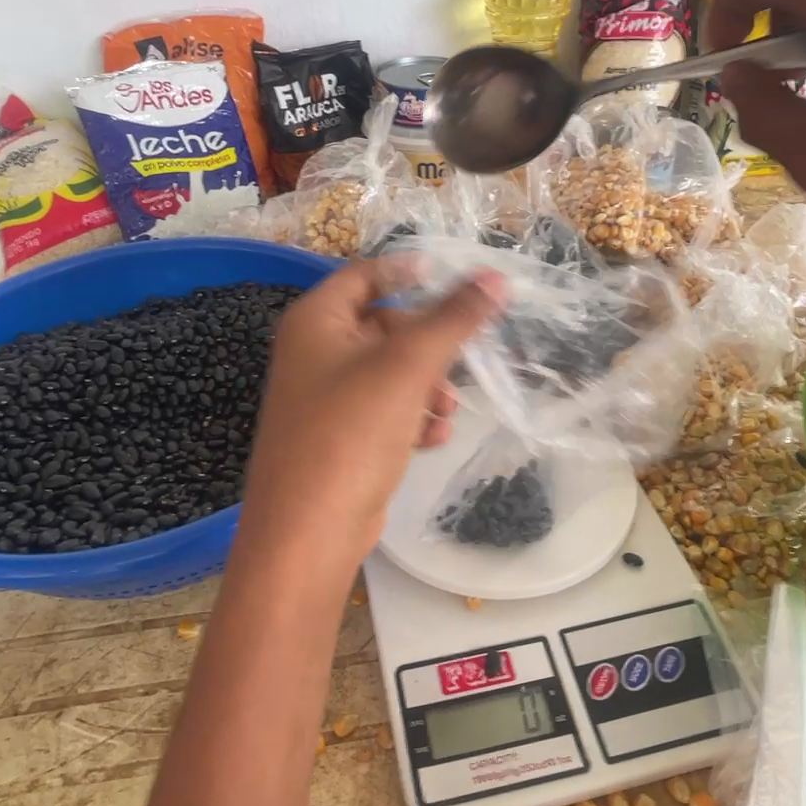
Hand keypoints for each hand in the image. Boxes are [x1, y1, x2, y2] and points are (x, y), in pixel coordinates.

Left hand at [238, 260, 505, 572]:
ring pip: (390, 373)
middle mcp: (313, 353)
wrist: (309, 533)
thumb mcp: (407, 367)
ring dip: (427, 387)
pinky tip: (433, 439)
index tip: (455, 279)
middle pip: (384, 326)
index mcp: (315, 321)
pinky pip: (384, 411)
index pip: (366, 274)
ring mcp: (324, 399)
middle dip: (427, 345)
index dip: (408, 271)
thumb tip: (496, 277)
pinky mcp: (339, 438)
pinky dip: (412, 418)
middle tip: (461, 359)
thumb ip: (453, 319)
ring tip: (448, 411)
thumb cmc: (351, 433)